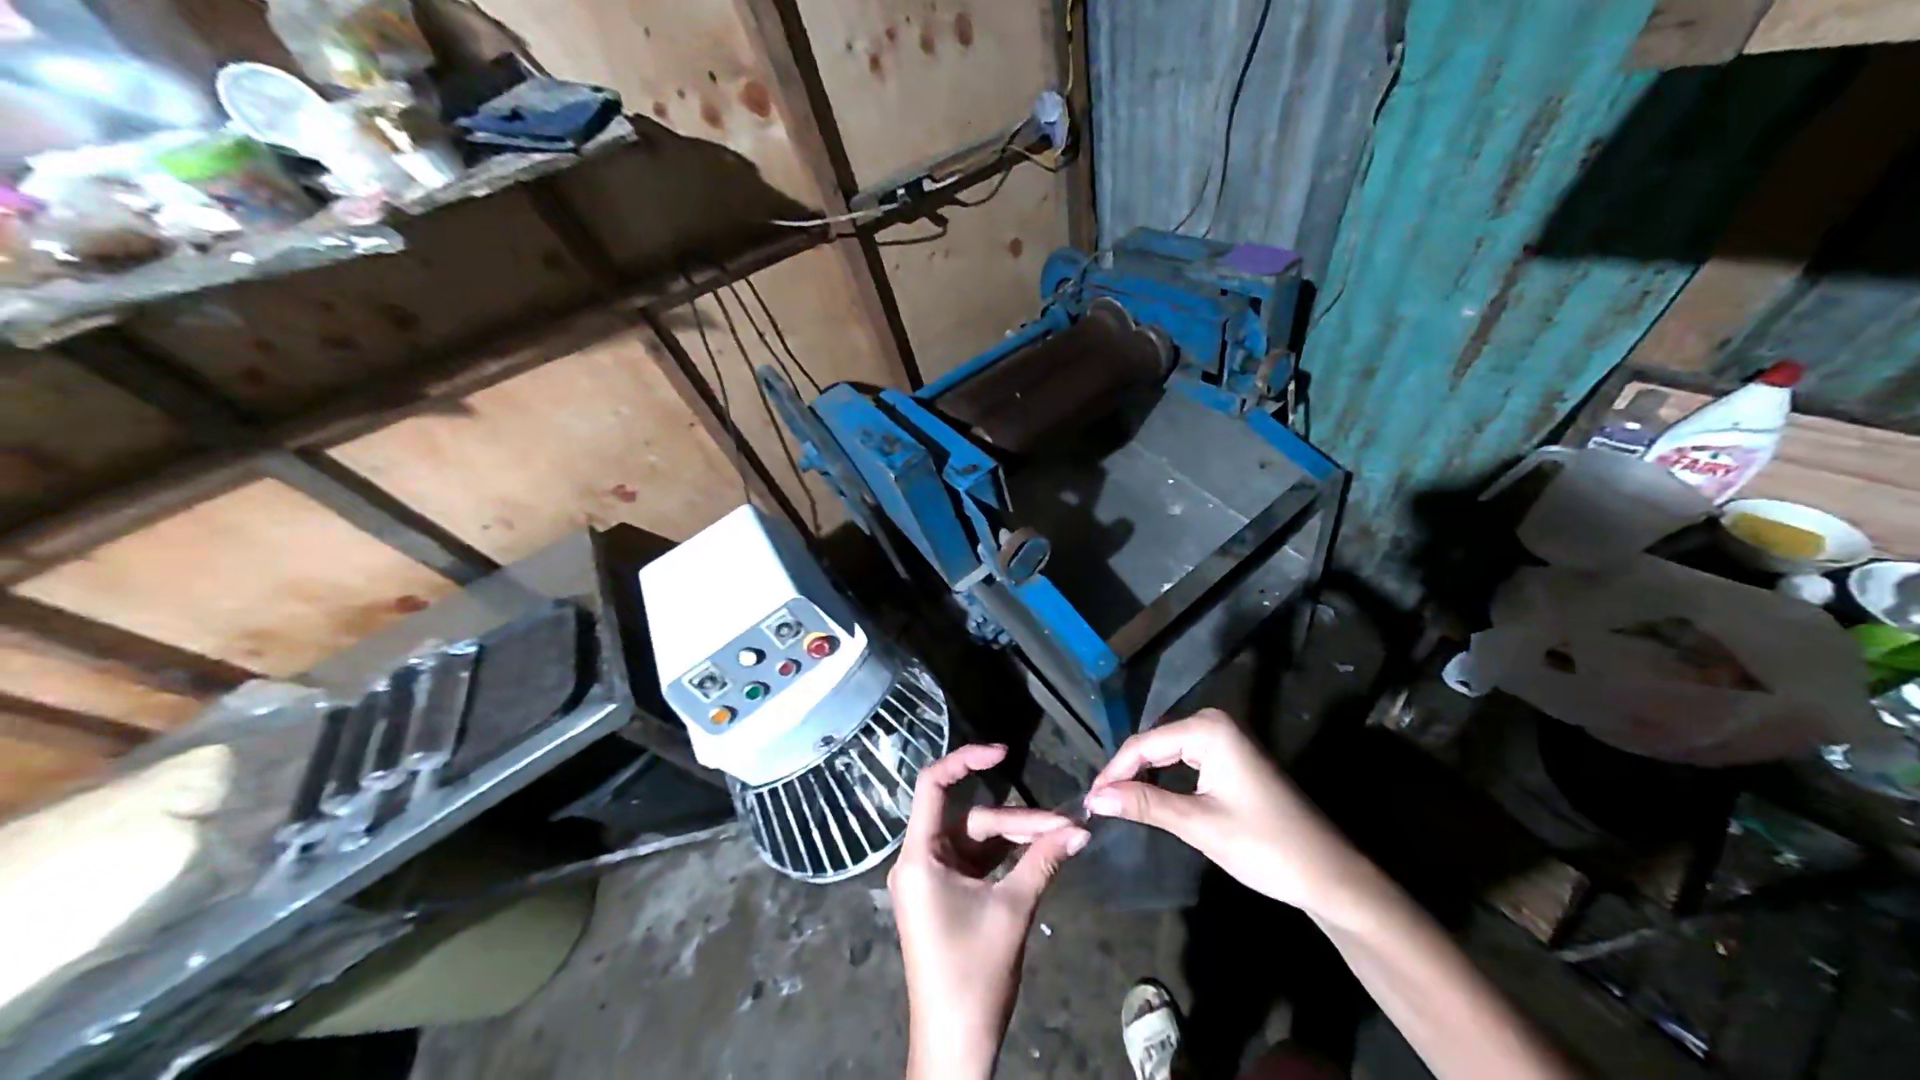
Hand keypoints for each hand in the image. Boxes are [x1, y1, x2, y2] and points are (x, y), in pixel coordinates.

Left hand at [891, 743, 1090, 1078]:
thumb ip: (1044, 861)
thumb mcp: (1013, 909)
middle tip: (1065, 827)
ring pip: (975, 841)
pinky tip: (1038, 856)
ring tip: (1060, 840)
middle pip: (968, 819)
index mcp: (919, 856)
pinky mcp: (943, 896)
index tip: (1003, 753)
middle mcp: (918, 860)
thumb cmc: (974, 974)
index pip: (932, 785)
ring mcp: (930, 879)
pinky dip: (1004, 858)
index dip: (965, 760)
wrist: (955, 1042)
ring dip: (1014, 840)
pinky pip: (974, 862)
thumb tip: (1081, 829)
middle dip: (1017, 821)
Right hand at [1085, 709, 1377, 918]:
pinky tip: (1147, 798)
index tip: (1088, 801)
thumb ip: (1144, 804)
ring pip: (1167, 753)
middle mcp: (1214, 724)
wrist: (1329, 875)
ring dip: (1142, 777)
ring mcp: (1225, 741)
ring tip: (1114, 802)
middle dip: (1125, 773)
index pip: (1143, 744)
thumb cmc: (1264, 846)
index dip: (1112, 772)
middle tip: (1098, 804)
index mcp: (1208, 729)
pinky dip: (1164, 780)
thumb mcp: (1198, 824)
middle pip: (1153, 744)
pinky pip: (1185, 761)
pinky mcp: (1231, 760)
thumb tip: (1095, 799)